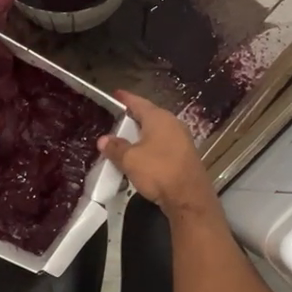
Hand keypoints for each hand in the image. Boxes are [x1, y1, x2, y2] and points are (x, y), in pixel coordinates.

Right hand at [97, 91, 217, 217]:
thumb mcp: (130, 160)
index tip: (115, 95)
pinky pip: (162, 147)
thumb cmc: (158, 171)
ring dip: (141, 136)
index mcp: (159, 118)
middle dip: (132, 119)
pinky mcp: (184, 156)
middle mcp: (172, 124)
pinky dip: (150, 148)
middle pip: (149, 117)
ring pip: (156, 133)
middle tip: (116, 121)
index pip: (138, 102)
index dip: (125, 99)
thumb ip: (115, 148)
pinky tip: (141, 157)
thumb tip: (103, 140)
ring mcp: (181, 140)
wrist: (188, 197)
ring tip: (126, 140)